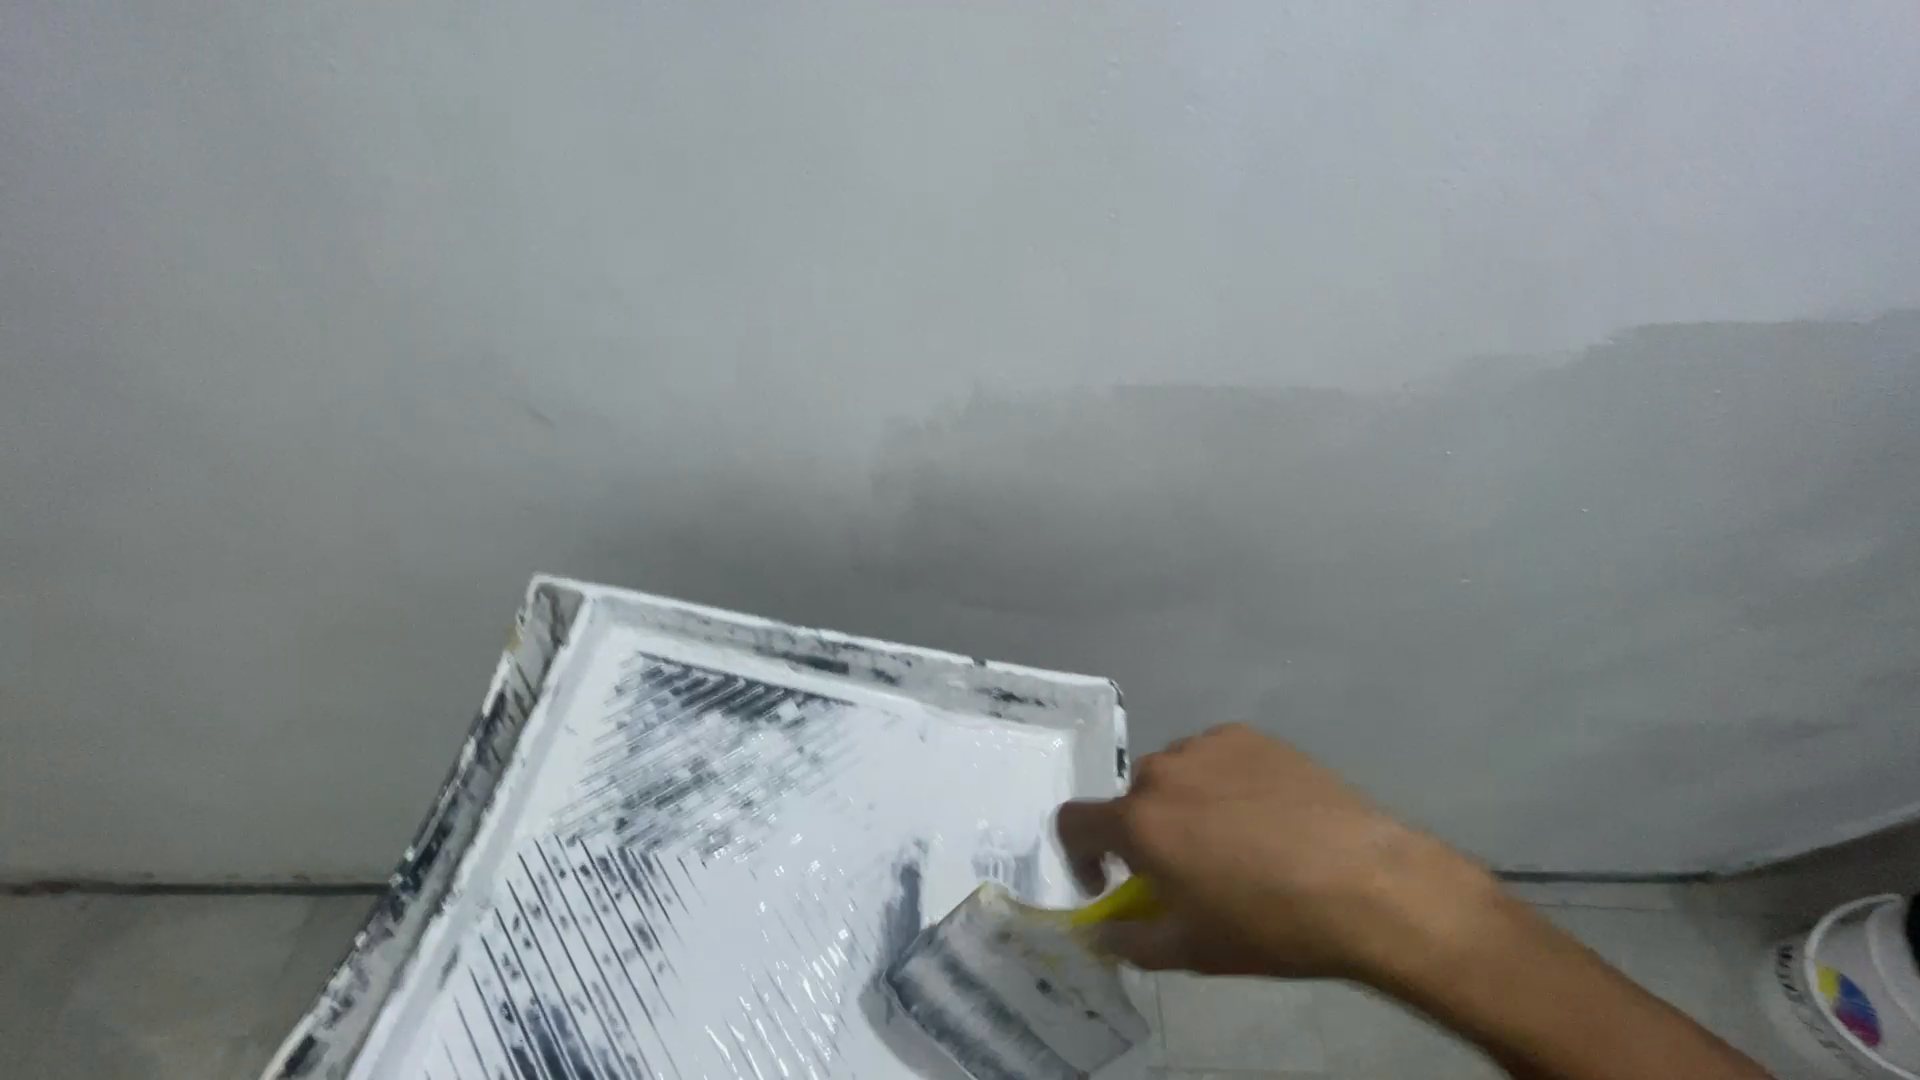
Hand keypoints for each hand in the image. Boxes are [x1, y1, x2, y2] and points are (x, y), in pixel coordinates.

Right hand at [1055, 724, 1499, 983]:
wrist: (1366, 883)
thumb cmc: (1269, 923)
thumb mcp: (1191, 950)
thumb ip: (1128, 940)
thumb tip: (1099, 932)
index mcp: (1137, 821)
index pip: (1072, 822)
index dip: (1080, 856)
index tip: (1110, 882)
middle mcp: (1162, 771)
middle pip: (1131, 801)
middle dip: (1145, 835)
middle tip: (1187, 870)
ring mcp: (1207, 746)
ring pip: (1175, 776)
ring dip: (1183, 806)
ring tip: (1233, 840)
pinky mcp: (1248, 736)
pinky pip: (1214, 758)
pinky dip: (1221, 783)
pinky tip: (1263, 814)